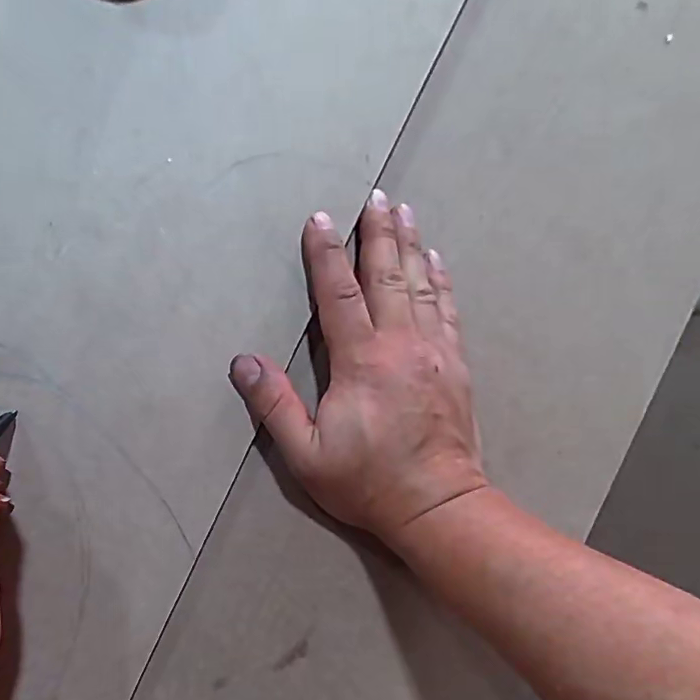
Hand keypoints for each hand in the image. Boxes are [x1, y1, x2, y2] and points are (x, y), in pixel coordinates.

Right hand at [229, 191, 486, 538]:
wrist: (437, 504)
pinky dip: (440, 280)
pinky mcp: (456, 365)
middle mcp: (401, 345)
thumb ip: (274, 405)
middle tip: (376, 195)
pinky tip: (436, 261)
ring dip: (411, 245)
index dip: (326, 256)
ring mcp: (435, 352)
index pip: (340, 296)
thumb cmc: (365, 482)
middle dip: (378, 234)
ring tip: (405, 212)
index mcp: (361, 362)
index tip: (319, 220)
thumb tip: (242, 363)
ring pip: (421, 286)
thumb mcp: (305, 454)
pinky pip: (447, 309)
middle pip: (388, 277)